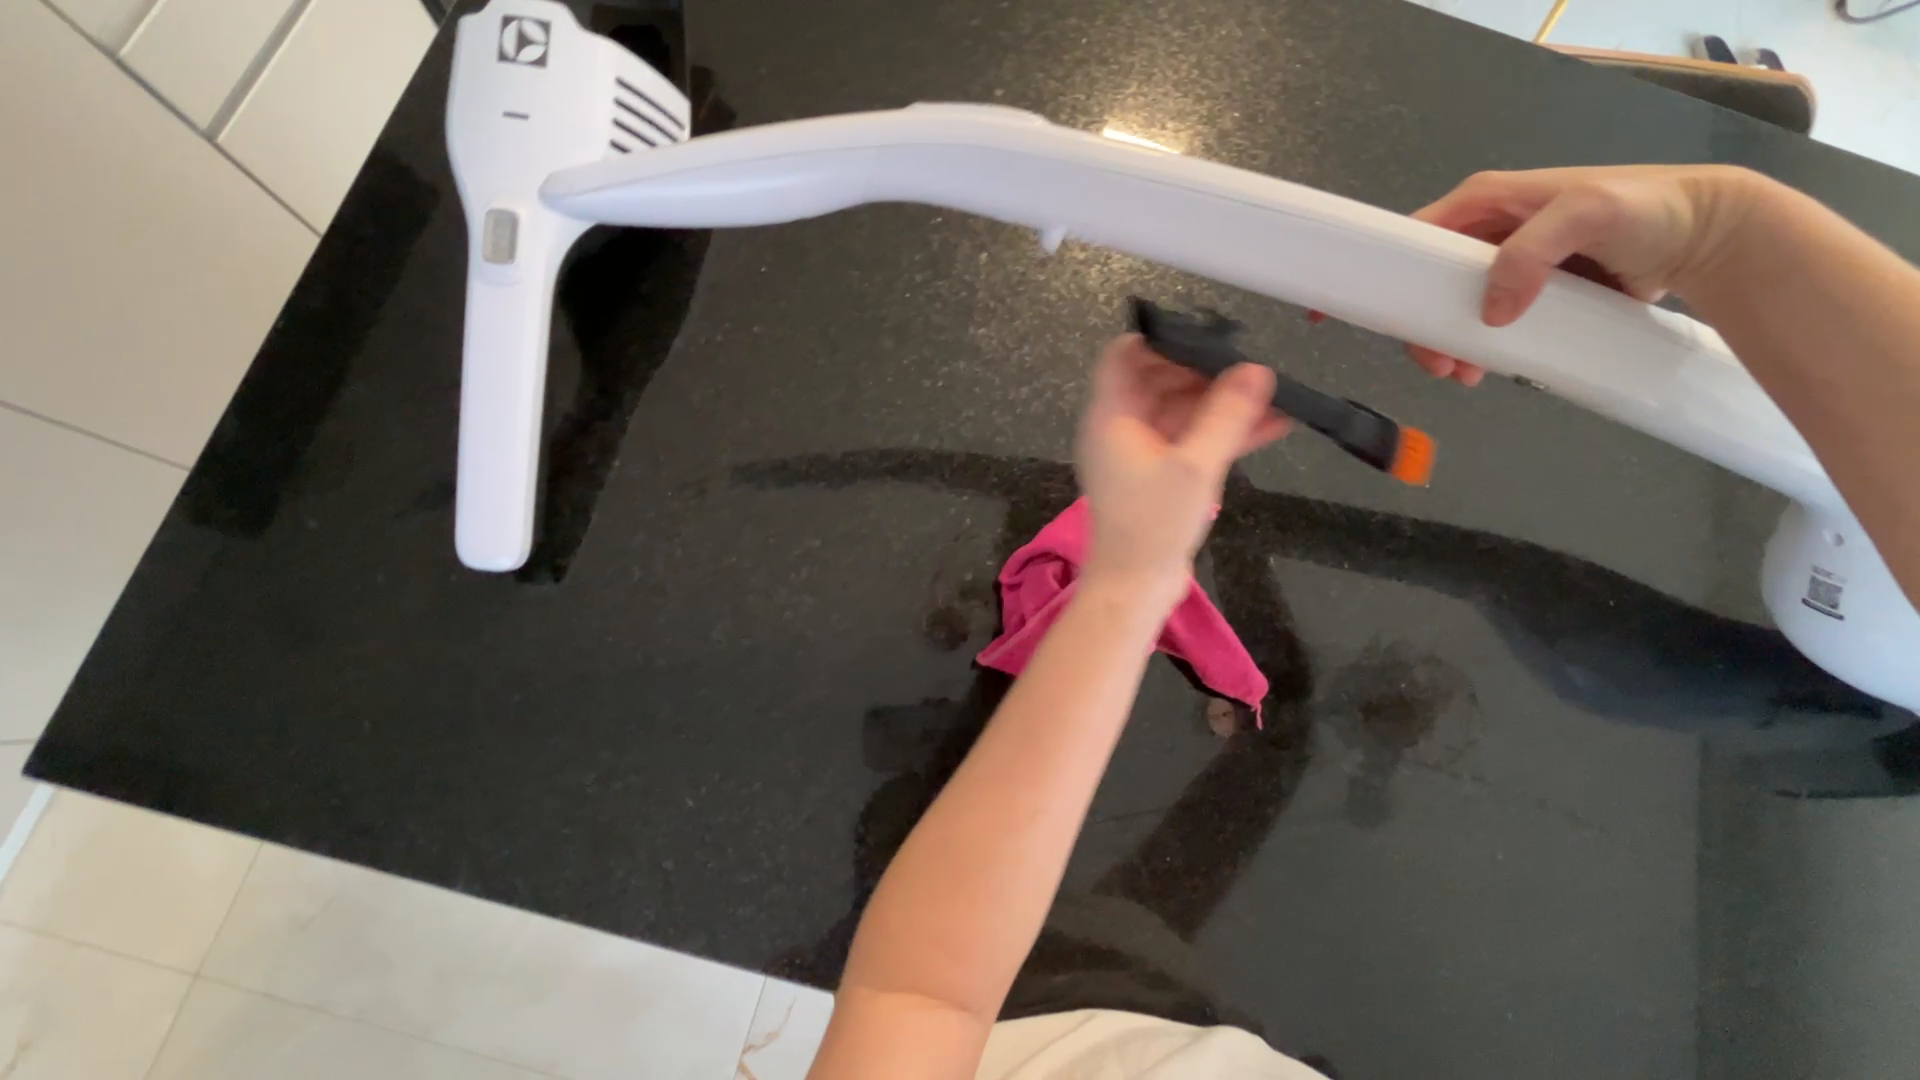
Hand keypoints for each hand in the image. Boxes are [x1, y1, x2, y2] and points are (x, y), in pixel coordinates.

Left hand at [1074, 335, 1286, 607]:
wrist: (1135, 588)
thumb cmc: (1154, 524)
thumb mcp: (1195, 465)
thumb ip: (1227, 415)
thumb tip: (1258, 370)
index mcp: (1110, 416)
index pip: (1123, 355)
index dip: (1161, 339)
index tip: (1207, 335)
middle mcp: (1119, 428)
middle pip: (1157, 379)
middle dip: (1204, 371)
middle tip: (1251, 366)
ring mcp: (1138, 453)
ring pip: (1180, 411)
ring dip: (1222, 403)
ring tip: (1274, 394)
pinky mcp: (1157, 476)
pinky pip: (1190, 440)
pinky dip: (1223, 433)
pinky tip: (1273, 426)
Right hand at [1404, 164, 1763, 383]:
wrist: (1709, 236)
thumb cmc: (1647, 209)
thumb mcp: (1586, 212)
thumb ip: (1531, 253)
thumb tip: (1491, 314)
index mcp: (1487, 200)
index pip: (1417, 235)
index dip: (1393, 274)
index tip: (1383, 317)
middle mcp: (1489, 230)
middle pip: (1431, 282)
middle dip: (1425, 325)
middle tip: (1438, 362)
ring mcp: (1509, 263)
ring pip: (1455, 307)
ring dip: (1450, 343)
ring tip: (1465, 373)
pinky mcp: (1529, 291)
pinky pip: (1488, 321)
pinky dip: (1480, 346)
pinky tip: (1488, 366)